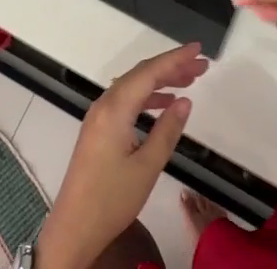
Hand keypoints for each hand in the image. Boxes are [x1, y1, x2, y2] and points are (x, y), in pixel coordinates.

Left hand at [37, 43, 207, 268]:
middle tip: (202, 65)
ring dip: (161, 81)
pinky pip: (126, 101)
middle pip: (140, 75)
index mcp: (114, 109)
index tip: (198, 49)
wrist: (75, 226)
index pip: (148, 73)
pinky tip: (166, 104)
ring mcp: (99, 116)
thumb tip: (185, 101)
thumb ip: (167, 130)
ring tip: (190, 81)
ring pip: (133, 87)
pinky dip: (148, 97)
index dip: (175, 59)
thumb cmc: (112, 198)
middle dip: (171, 67)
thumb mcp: (147, 166)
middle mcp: (104, 105)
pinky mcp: (99, 129)